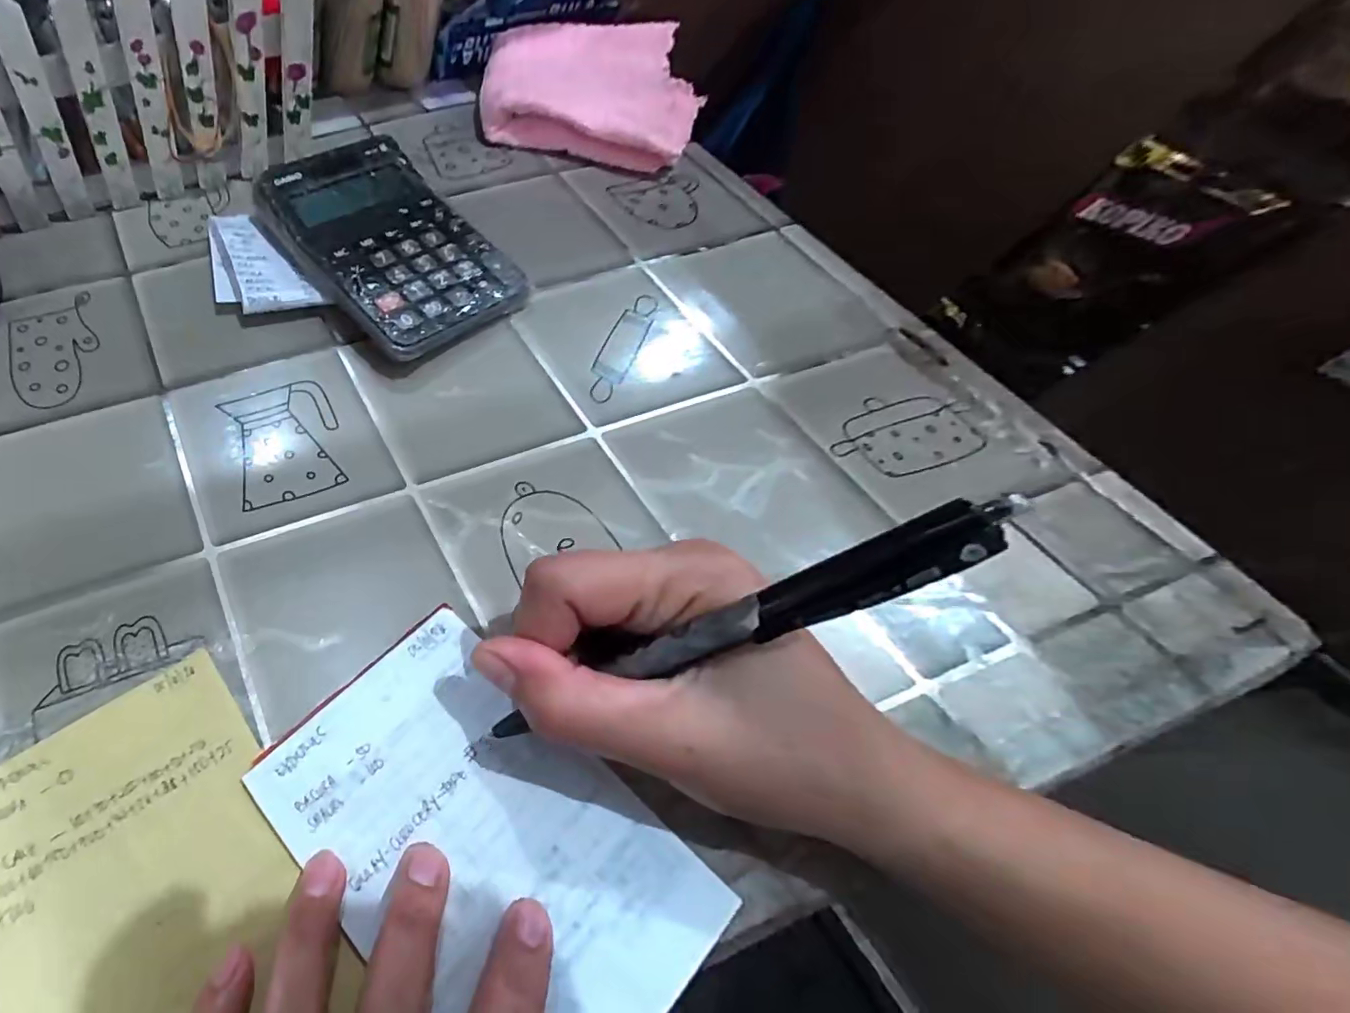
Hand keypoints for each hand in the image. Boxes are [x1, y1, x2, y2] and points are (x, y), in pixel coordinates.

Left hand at [194, 844, 552, 1012]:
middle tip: (426, 855)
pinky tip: (233, 954)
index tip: (529, 908)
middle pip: (396, 1004)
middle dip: (411, 928)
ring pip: (300, 1007)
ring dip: (312, 933)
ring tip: (324, 860)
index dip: (513, 978)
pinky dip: (222, 1006)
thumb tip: (536, 988)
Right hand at [470, 541, 929, 844]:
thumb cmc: (785, 764)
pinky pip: (598, 624)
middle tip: (604, 716)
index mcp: (686, 571)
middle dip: (557, 656)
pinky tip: (633, 699)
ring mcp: (672, 581)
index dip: (539, 644)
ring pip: (574, 608)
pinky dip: (593, 666)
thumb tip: (485, 658)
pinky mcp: (670, 608)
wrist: (864, 789)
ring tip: (625, 712)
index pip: (561, 581)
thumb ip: (573, 704)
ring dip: (575, 665)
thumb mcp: (672, 743)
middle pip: (564, 589)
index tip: (565, 706)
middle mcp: (673, 560)